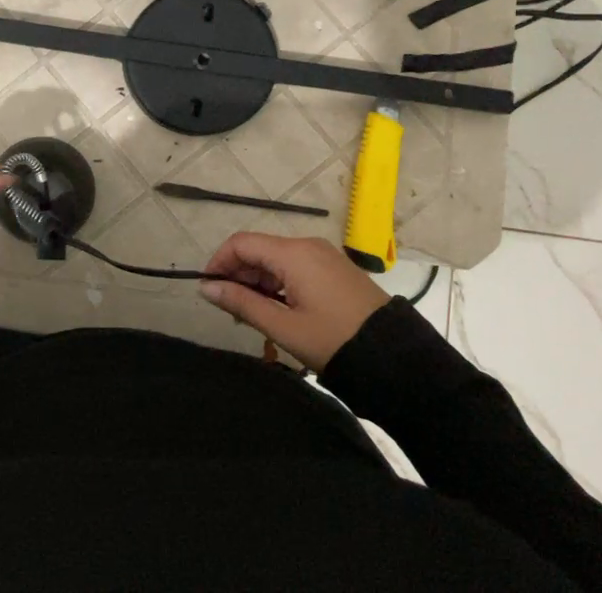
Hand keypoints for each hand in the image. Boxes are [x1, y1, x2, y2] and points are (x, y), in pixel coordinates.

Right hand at [198, 233, 391, 370]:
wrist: (395, 357)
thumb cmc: (333, 340)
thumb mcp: (282, 326)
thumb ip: (241, 303)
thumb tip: (206, 287)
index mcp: (293, 254)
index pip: (241, 243)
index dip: (218, 262)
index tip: (208, 288)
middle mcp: (307, 245)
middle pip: (258, 249)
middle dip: (238, 274)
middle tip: (230, 308)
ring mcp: (324, 256)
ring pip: (276, 258)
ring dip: (257, 280)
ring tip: (252, 313)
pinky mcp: (335, 269)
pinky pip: (295, 265)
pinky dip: (278, 282)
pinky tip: (277, 308)